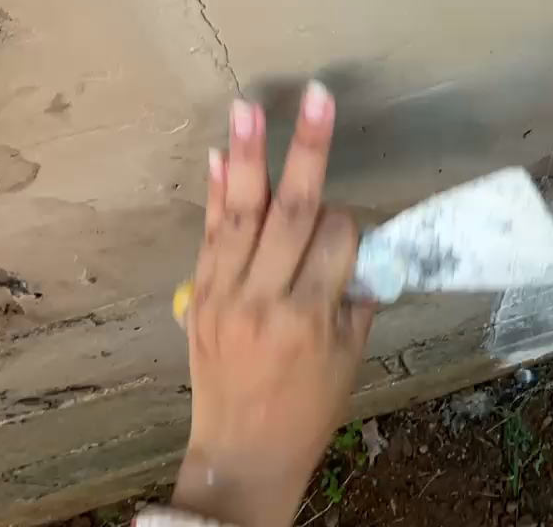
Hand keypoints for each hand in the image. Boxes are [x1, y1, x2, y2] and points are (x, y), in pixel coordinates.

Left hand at [171, 82, 376, 526]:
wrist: (240, 457)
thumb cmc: (308, 408)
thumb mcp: (350, 354)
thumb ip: (354, 290)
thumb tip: (356, 240)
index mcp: (310, 318)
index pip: (338, 237)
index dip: (349, 222)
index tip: (348, 232)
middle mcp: (263, 299)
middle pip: (292, 211)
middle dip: (309, 148)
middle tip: (317, 96)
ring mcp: (222, 294)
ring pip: (242, 212)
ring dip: (248, 154)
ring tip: (249, 105)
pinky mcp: (196, 293)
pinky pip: (209, 233)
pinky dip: (215, 190)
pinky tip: (219, 152)